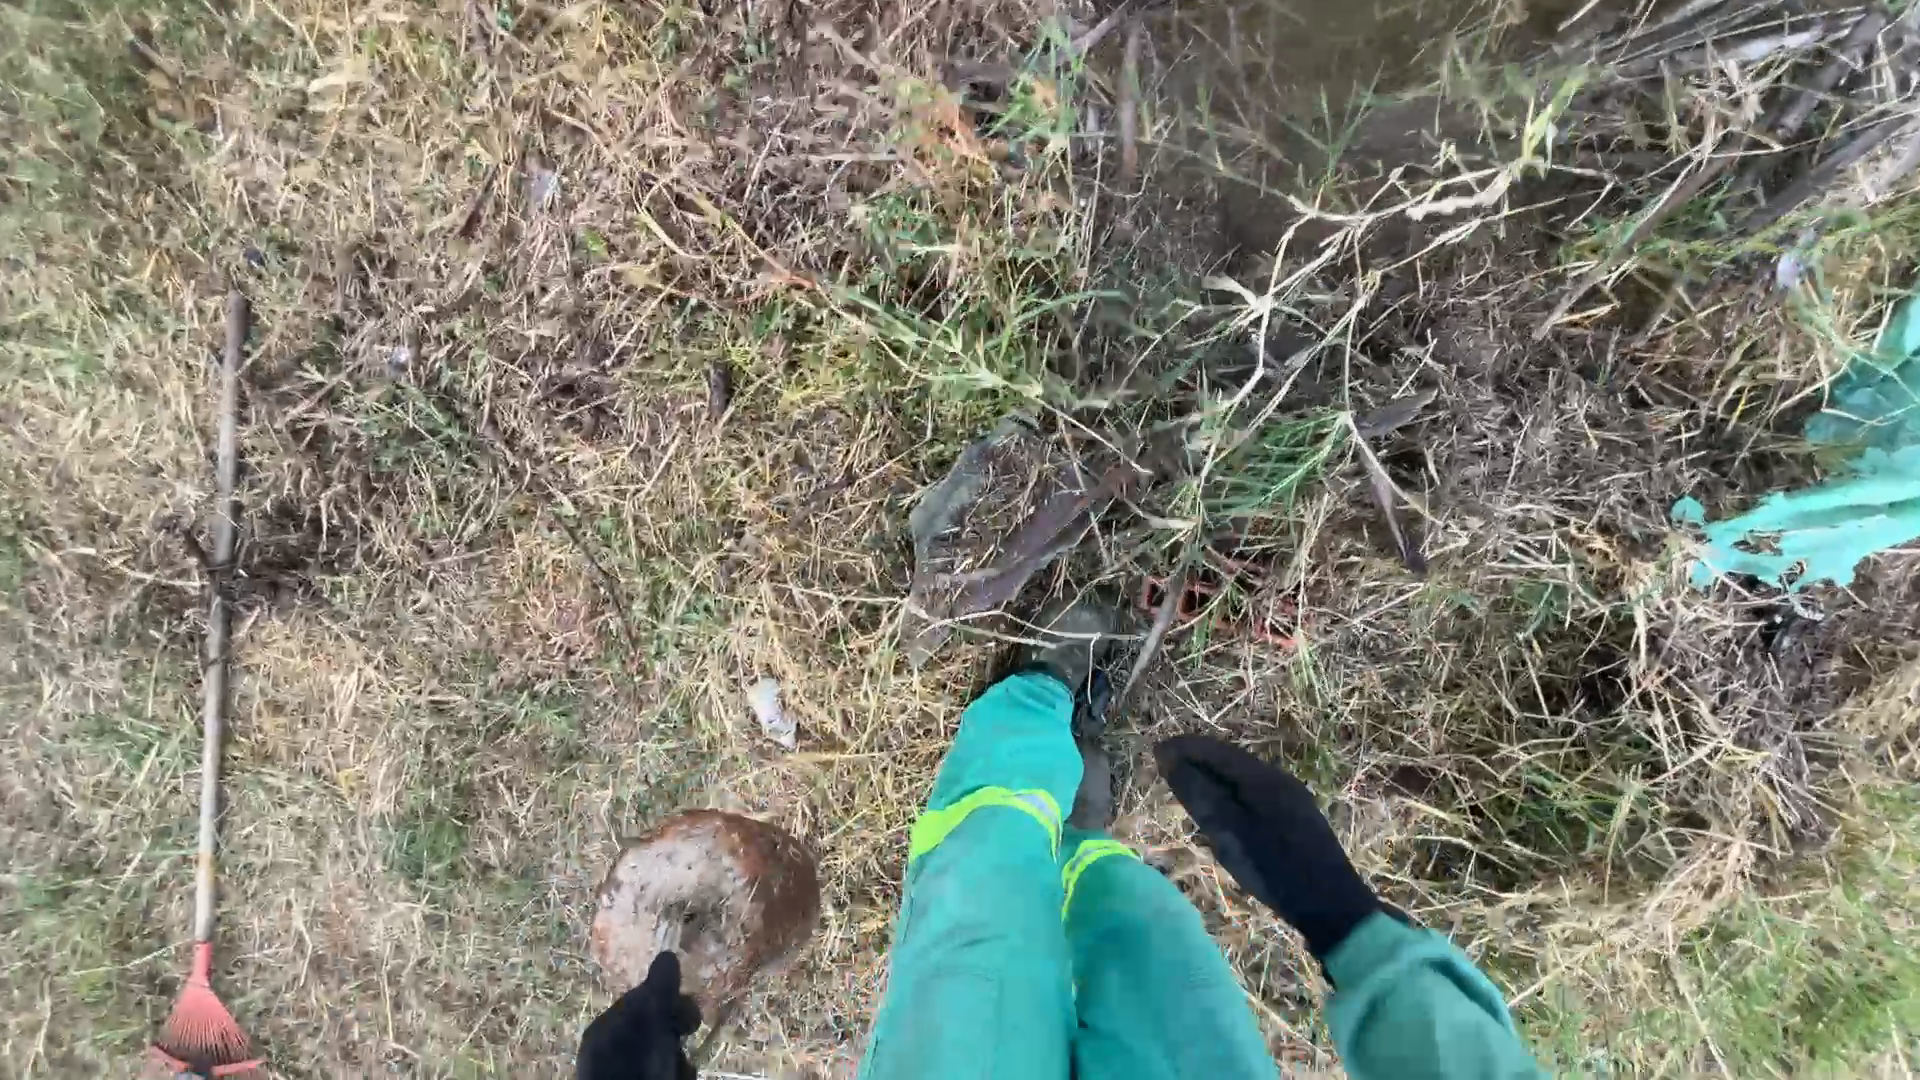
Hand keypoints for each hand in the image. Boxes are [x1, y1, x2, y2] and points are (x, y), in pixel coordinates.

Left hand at [578, 951, 701, 1079]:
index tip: (687, 1017)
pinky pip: (663, 1072)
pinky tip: (680, 1079)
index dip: (670, 1001)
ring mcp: (621, 1074)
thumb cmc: (636, 1069)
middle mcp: (608, 1051)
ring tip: (683, 1070)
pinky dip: (676, 1074)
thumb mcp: (650, 1022)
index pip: (644, 998)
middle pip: (656, 1024)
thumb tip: (668, 954)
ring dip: (681, 1058)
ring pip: (663, 1052)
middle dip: (678, 1031)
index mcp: (604, 1028)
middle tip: (688, 1037)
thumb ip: (659, 988)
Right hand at [1154, 735, 1380, 963]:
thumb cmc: (1275, 868)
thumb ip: (1198, 793)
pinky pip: (1253, 792)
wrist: (1334, 909)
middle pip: (1229, 760)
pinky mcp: (1295, 817)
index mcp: (1262, 778)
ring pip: (1241, 777)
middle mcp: (1278, 779)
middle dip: (1196, 760)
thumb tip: (1168, 759)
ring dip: (1212, 777)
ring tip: (1186, 787)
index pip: (1215, 750)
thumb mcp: (1228, 831)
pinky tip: (1220, 809)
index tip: (1155, 751)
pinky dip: (1229, 792)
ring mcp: (1290, 798)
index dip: (1183, 748)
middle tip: (1166, 768)